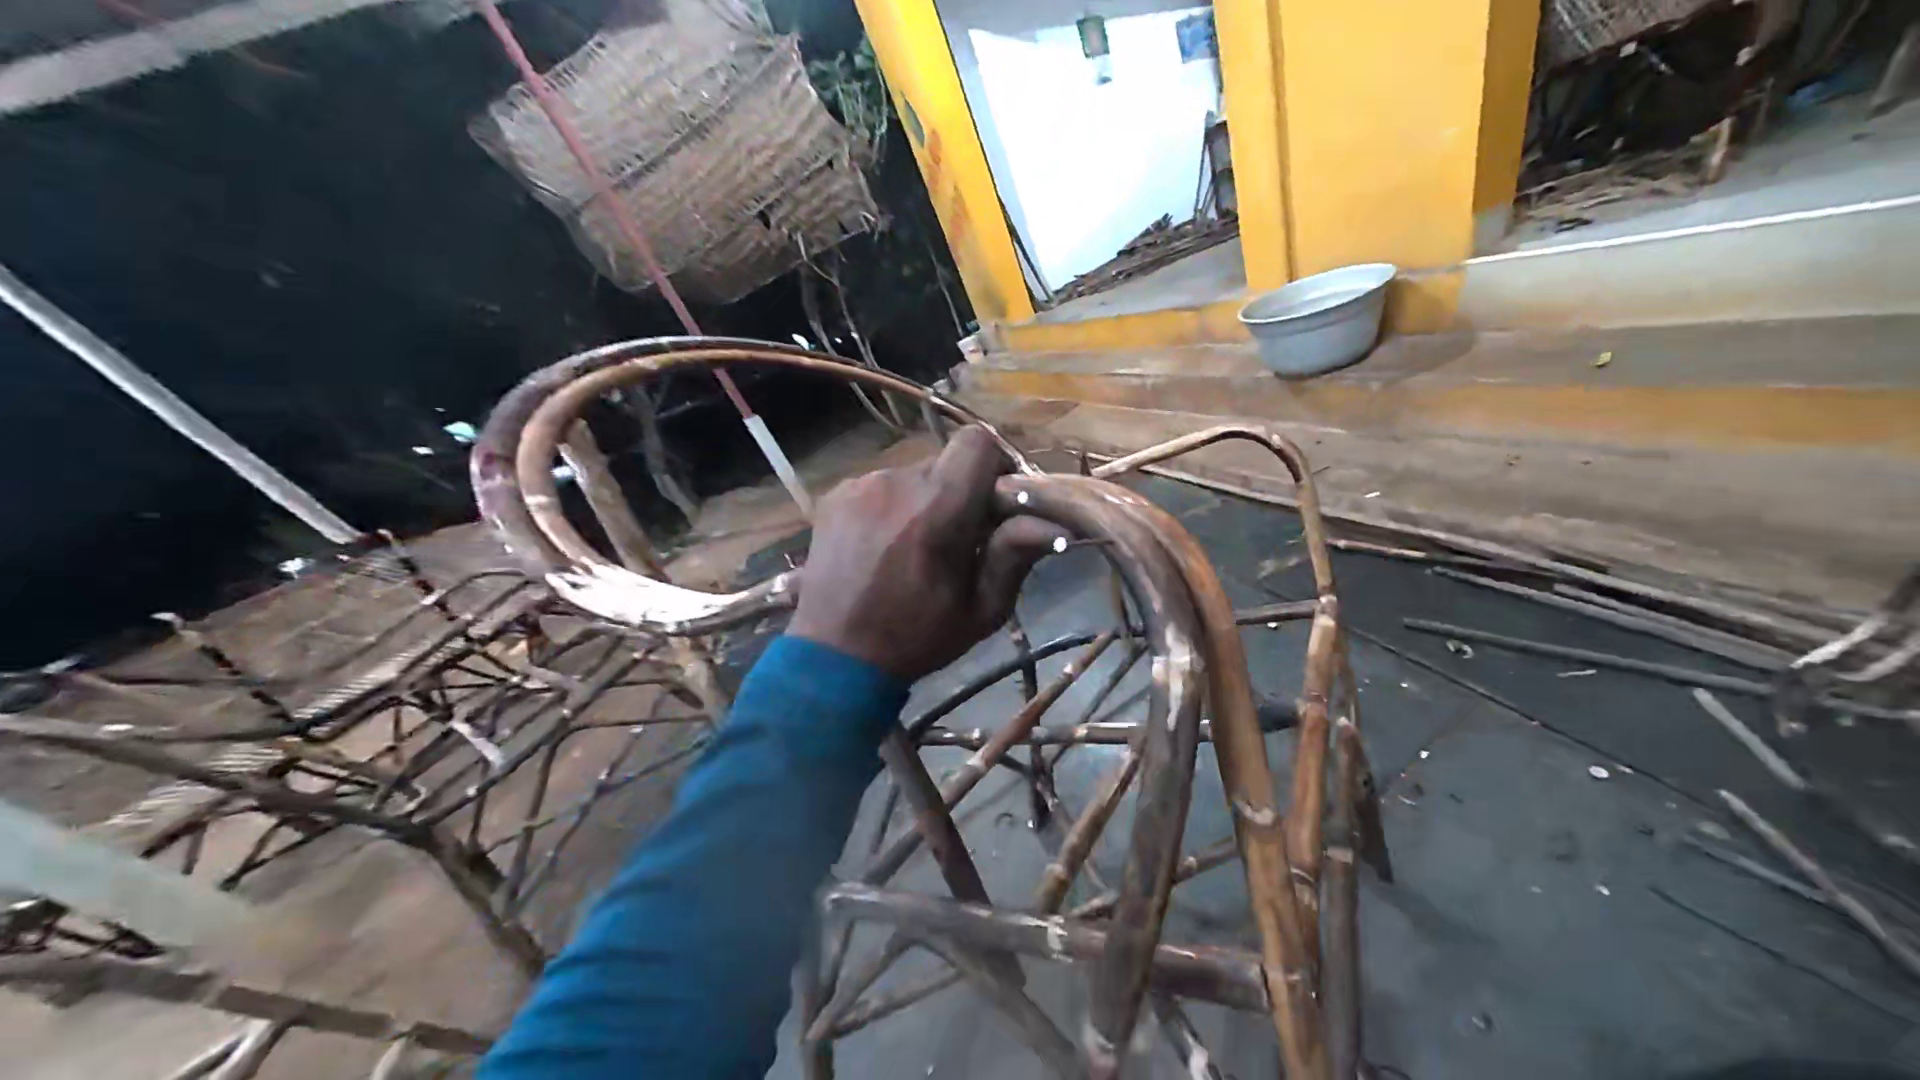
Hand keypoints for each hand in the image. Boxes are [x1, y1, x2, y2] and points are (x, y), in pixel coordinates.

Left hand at [788, 426, 1062, 680]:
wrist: (833, 655)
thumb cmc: (915, 638)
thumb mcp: (981, 610)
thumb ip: (1015, 555)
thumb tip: (1055, 522)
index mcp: (938, 507)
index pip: (979, 441)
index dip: (998, 463)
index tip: (1000, 501)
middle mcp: (896, 482)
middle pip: (947, 461)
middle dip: (962, 490)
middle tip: (961, 536)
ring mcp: (860, 485)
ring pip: (913, 474)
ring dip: (926, 499)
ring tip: (915, 547)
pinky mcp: (836, 494)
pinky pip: (881, 486)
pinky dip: (893, 506)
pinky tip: (885, 546)